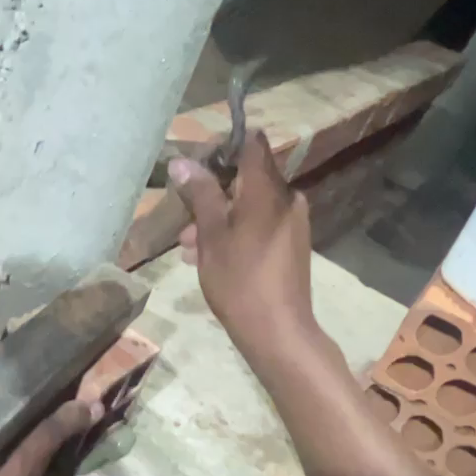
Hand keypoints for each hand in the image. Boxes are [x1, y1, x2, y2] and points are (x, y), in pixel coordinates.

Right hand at [173, 131, 320, 359]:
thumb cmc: (239, 280)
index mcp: (268, 190)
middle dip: (213, 194)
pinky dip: (236, 233)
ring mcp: (293, 223)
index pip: (251, 145)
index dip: (223, 148)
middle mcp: (287, 199)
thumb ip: (200, 195)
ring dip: (219, 219)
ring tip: (190, 248)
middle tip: (184, 220)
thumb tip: (182, 162)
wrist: (277, 330)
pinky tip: (212, 259)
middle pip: (247, 179)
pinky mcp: (292, 245)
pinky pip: (260, 226)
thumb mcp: (211, 236)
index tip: (197, 165)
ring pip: (250, 207)